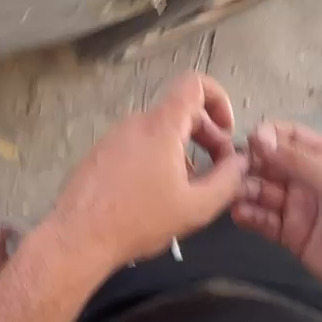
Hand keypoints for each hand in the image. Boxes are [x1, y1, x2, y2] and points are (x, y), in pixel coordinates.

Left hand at [41, 72, 247, 270]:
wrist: (79, 236)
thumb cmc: (139, 220)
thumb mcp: (196, 207)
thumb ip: (228, 180)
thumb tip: (242, 162)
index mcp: (161, 126)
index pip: (193, 84)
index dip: (218, 99)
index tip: (225, 131)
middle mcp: (136, 122)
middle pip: (179, 111)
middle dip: (206, 134)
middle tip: (218, 168)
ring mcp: (115, 136)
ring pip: (159, 131)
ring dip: (182, 151)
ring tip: (189, 187)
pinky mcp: (101, 152)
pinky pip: (138, 144)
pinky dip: (157, 158)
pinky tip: (158, 193)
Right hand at [231, 121, 321, 307]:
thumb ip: (296, 160)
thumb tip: (258, 135)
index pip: (289, 137)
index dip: (268, 137)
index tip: (248, 143)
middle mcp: (308, 180)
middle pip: (270, 164)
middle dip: (250, 165)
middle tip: (229, 172)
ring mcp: (298, 208)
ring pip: (262, 192)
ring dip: (246, 191)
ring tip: (233, 195)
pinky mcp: (290, 235)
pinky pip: (264, 220)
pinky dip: (250, 216)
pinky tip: (240, 214)